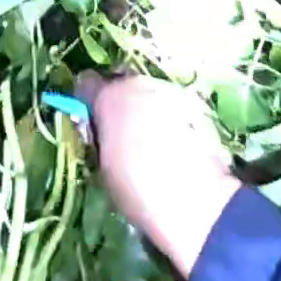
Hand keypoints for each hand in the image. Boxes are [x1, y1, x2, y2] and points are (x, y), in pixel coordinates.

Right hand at [75, 71, 242, 276]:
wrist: (194, 198)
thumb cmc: (138, 189)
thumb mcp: (103, 167)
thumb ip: (100, 138)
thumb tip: (103, 132)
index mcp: (108, 97)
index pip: (86, 82)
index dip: (88, 101)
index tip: (91, 119)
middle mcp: (136, 83)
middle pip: (120, 83)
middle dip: (119, 103)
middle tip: (122, 132)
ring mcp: (166, 88)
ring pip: (147, 92)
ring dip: (145, 108)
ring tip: (151, 140)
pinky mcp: (192, 101)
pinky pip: (170, 103)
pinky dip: (168, 116)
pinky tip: (174, 141)